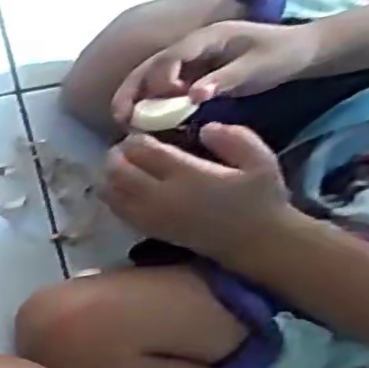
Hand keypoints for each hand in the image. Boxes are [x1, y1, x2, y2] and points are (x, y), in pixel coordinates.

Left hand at [105, 125, 296, 261]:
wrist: (251, 240)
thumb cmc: (259, 198)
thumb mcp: (261, 161)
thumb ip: (236, 140)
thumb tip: (206, 127)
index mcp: (188, 175)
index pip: (147, 153)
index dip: (134, 141)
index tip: (135, 134)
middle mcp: (159, 195)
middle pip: (119, 171)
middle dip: (115, 156)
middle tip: (120, 148)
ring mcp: (146, 213)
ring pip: (110, 190)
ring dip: (107, 175)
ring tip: (116, 164)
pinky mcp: (142, 227)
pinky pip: (114, 208)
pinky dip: (110, 194)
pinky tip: (117, 186)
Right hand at [112, 20, 322, 126]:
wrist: (301, 51)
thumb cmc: (283, 55)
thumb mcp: (261, 67)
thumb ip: (227, 79)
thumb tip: (193, 97)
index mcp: (204, 39)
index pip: (167, 59)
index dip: (162, 81)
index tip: (175, 99)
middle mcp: (184, 49)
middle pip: (142, 71)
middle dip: (127, 96)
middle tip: (123, 121)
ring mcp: (179, 63)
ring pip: (140, 82)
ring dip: (129, 103)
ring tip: (126, 125)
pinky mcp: (180, 76)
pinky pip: (151, 91)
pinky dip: (141, 106)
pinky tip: (142, 121)